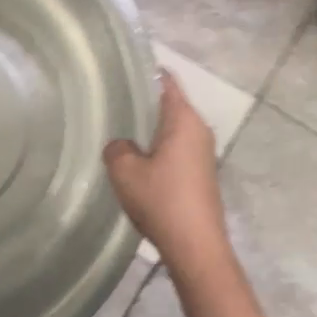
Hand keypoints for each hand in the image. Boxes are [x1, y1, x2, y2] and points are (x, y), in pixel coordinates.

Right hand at [103, 73, 227, 270]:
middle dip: (144, 105)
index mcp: (184, 119)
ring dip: (150, 132)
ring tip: (120, 134)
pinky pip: (176, 151)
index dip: (147, 73)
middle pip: (169, 106)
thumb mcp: (125, 171)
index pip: (166, 82)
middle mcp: (199, 130)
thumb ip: (117, 149)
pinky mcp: (201, 175)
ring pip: (172, 131)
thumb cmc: (161, 199)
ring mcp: (203, 154)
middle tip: (112, 104)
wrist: (196, 246)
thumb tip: (122, 145)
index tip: (124, 69)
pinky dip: (158, 152)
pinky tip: (138, 165)